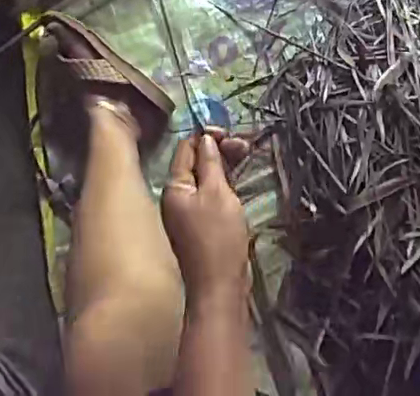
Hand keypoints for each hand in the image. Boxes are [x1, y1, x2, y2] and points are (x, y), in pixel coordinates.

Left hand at [161, 127, 252, 296]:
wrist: (220, 287)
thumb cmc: (218, 236)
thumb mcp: (217, 192)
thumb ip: (211, 162)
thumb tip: (206, 138)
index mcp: (174, 187)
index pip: (186, 148)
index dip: (207, 136)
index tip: (230, 133)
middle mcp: (177, 197)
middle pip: (196, 161)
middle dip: (219, 148)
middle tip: (244, 145)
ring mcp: (189, 211)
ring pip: (206, 176)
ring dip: (224, 162)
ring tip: (246, 155)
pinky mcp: (202, 222)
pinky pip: (211, 192)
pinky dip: (225, 180)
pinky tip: (239, 176)